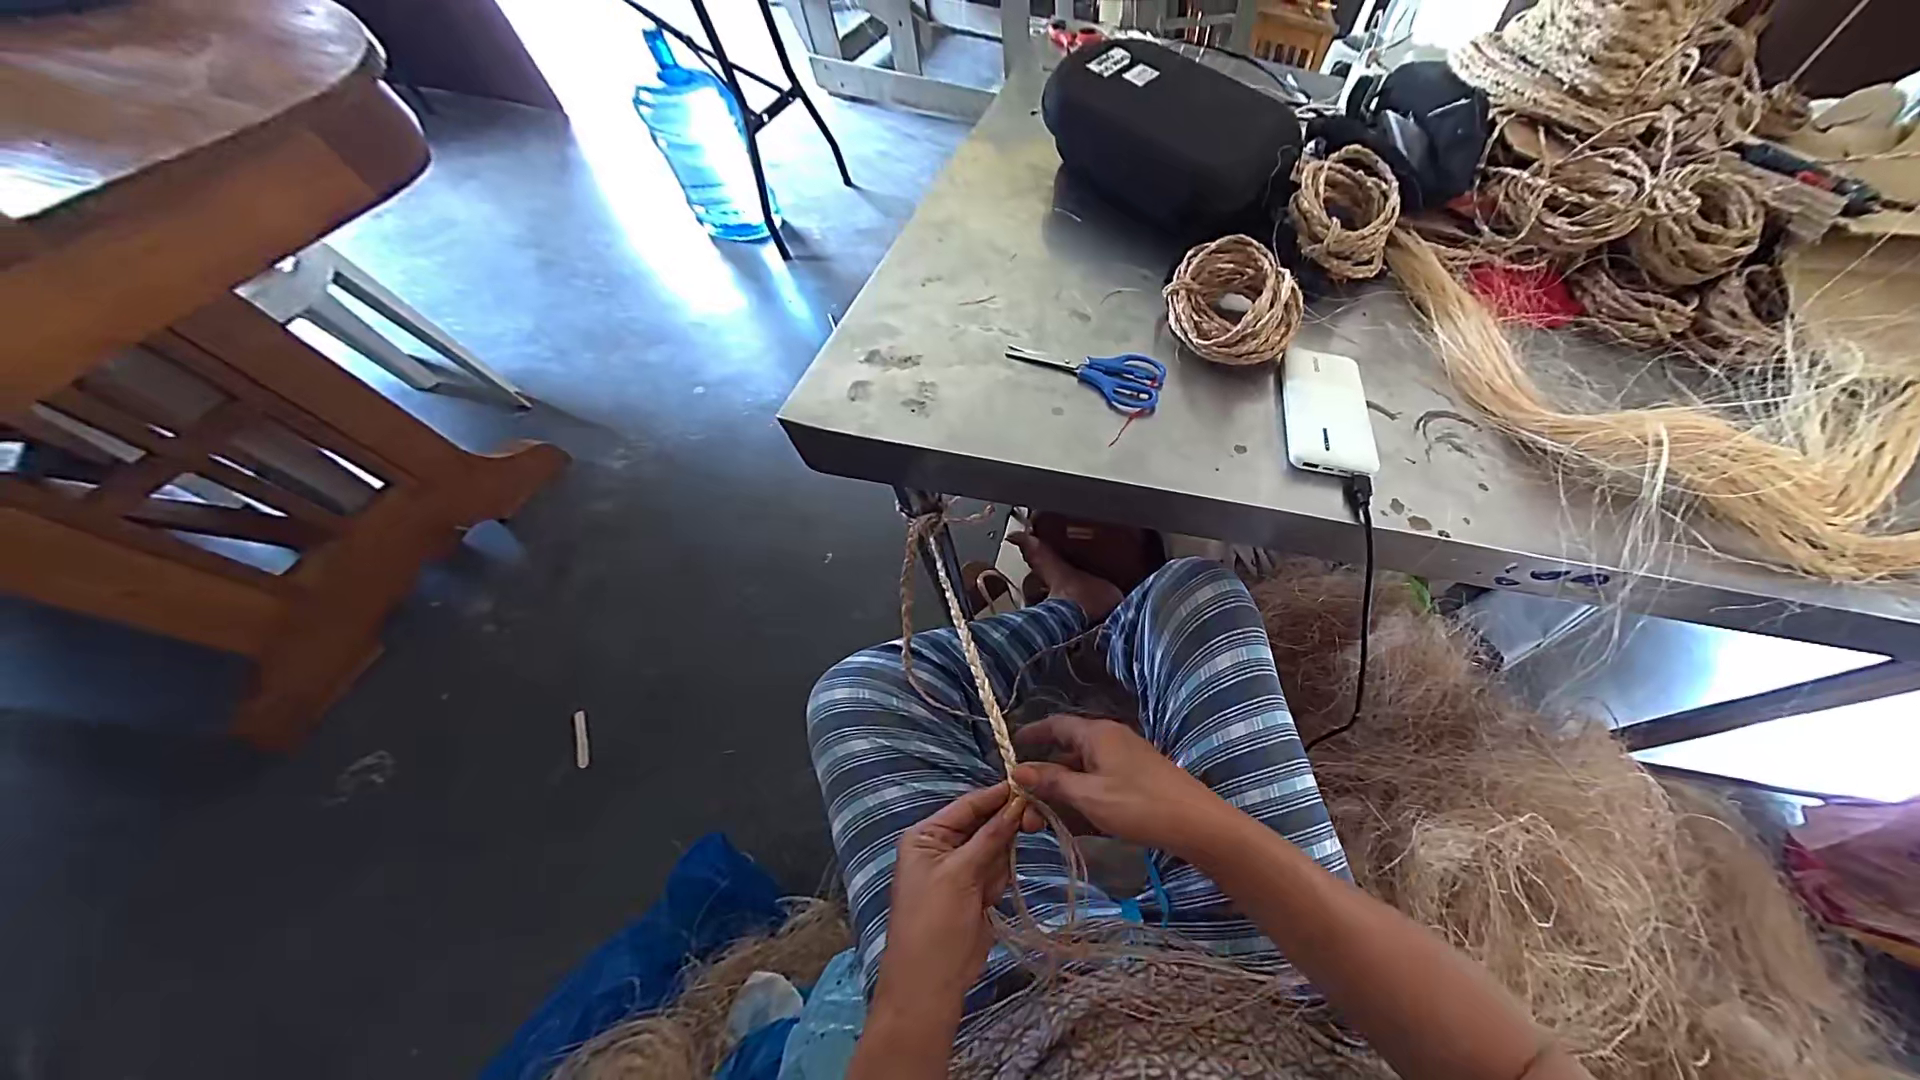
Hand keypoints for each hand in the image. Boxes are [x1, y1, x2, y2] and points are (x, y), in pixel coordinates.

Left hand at [875, 782, 1025, 1006]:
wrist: (931, 984)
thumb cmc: (934, 922)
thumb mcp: (959, 874)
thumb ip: (990, 837)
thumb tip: (1016, 803)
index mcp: (926, 835)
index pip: (967, 805)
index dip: (996, 796)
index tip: (1027, 784)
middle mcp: (942, 846)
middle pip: (984, 824)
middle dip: (1003, 830)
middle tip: (1032, 823)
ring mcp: (960, 869)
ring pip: (995, 847)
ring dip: (999, 863)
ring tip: (986, 889)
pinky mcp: (975, 890)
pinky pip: (997, 870)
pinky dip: (998, 880)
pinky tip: (988, 900)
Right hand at [1012, 714, 1234, 858]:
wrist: (1197, 825)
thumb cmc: (1138, 804)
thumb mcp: (1088, 795)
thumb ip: (1051, 782)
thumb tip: (1017, 769)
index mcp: (1096, 733)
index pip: (1055, 724)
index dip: (1032, 734)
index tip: (1011, 747)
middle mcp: (1109, 740)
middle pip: (1067, 753)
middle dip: (1043, 778)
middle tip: (1024, 802)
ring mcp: (1124, 761)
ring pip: (1082, 774)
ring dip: (1062, 795)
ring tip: (1043, 821)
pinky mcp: (1136, 781)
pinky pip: (1099, 785)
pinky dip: (1083, 801)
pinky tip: (1074, 825)